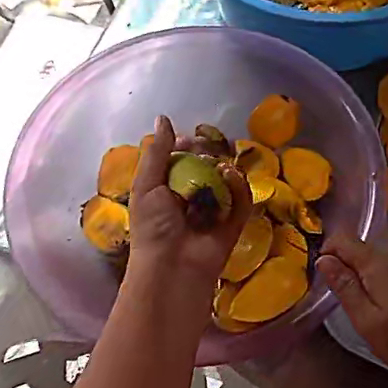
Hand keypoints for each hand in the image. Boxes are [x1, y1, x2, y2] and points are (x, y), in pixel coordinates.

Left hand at [126, 115, 251, 294]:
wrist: (171, 269)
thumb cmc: (152, 228)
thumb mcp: (146, 185)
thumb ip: (156, 152)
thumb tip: (164, 118)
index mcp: (165, 193)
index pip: (180, 162)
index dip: (185, 148)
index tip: (188, 140)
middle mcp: (190, 202)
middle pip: (205, 169)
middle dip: (206, 156)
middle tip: (205, 151)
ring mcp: (213, 214)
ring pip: (225, 182)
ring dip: (223, 169)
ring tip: (217, 166)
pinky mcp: (233, 225)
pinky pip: (242, 201)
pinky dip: (239, 187)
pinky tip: (230, 176)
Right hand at [317, 233, 387, 387]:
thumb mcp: (366, 320)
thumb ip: (344, 286)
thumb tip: (323, 259)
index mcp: (381, 264)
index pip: (344, 240)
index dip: (328, 253)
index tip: (323, 278)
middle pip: (361, 250)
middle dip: (345, 268)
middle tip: (340, 300)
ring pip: (376, 262)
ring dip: (362, 277)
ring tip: (361, 307)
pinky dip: (379, 282)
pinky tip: (382, 307)